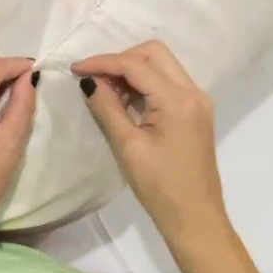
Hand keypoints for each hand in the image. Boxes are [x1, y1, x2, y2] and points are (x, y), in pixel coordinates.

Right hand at [74, 41, 228, 245]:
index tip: (75, 69)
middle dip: (120, 59)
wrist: (196, 219)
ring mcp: (197, 101)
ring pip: (162, 64)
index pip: (136, 65)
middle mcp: (193, 92)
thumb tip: (88, 80)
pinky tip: (125, 101)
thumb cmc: (160, 187)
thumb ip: (107, 107)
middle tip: (95, 80)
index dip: (102, 62)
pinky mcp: (195, 111)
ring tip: (107, 92)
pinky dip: (145, 82)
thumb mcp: (128, 146)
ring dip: (132, 70)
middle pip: (153, 53)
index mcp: (178, 100)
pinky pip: (168, 81)